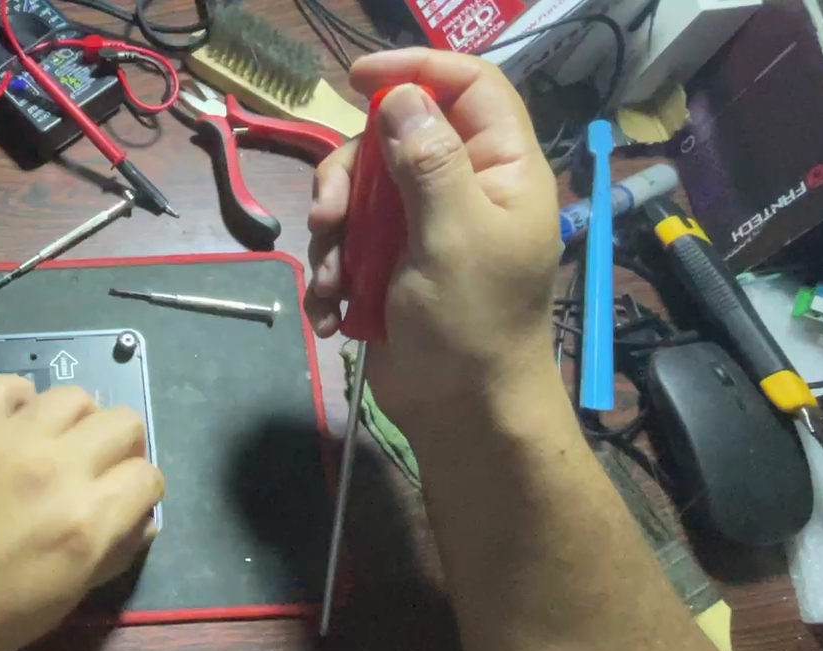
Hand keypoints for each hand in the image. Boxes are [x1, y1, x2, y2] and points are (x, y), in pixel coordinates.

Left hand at [0, 376, 162, 650]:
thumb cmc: (3, 616)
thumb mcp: (76, 594)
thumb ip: (119, 549)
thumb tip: (143, 515)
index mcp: (89, 521)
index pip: (148, 475)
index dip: (143, 491)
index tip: (126, 501)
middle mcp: (57, 470)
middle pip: (124, 422)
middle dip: (122, 448)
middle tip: (97, 470)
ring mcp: (8, 443)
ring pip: (73, 396)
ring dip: (76, 422)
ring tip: (55, 447)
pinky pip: (6, 385)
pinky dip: (19, 402)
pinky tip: (14, 428)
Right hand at [305, 49, 561, 430]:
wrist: (456, 407)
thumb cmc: (471, 322)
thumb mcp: (453, 236)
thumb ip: (428, 163)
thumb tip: (400, 99)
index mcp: (497, 171)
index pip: (465, 90)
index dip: (417, 72)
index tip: (359, 78)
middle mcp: (455, 193)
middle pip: (390, 147)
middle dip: (347, 181)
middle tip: (325, 219)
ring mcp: (415, 236)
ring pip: (356, 204)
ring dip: (331, 244)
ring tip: (331, 285)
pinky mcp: (384, 275)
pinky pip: (344, 255)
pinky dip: (329, 282)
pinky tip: (330, 315)